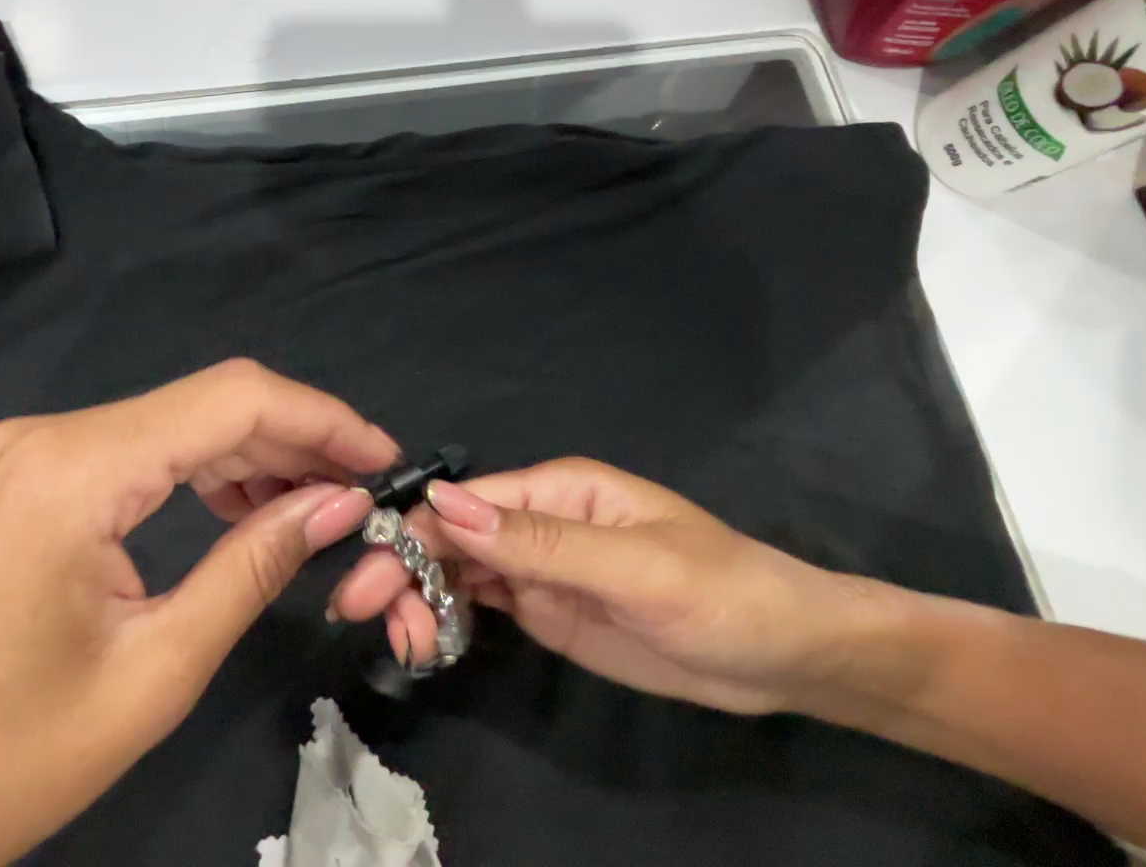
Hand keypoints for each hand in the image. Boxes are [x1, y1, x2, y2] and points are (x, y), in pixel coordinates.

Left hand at [0, 359, 398, 866]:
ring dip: (245, 458)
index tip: (385, 458)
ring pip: (165, 427)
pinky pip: (124, 456)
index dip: (323, 420)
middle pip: (202, 404)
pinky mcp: (11, 484)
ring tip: (313, 508)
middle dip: (293, 439)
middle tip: (363, 490)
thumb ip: (253, 568)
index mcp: (77, 470)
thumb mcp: (154, 671)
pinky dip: (190, 476)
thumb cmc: (0, 762)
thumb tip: (338, 506)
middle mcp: (46, 436)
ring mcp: (19, 455)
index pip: (233, 401)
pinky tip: (234, 511)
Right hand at [331, 458, 887, 714]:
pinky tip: (424, 639)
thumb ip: (537, 540)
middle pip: (450, 537)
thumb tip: (442, 503)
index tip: (367, 577)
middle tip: (362, 614)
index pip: (466, 504)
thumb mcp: (633, 567)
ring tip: (400, 639)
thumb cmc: (721, 595)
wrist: (783, 657)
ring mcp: (538, 567)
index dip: (412, 534)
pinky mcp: (544, 608)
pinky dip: (445, 618)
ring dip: (417, 597)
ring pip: (456, 571)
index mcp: (557, 489)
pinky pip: (479, 604)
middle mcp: (537, 520)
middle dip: (403, 568)